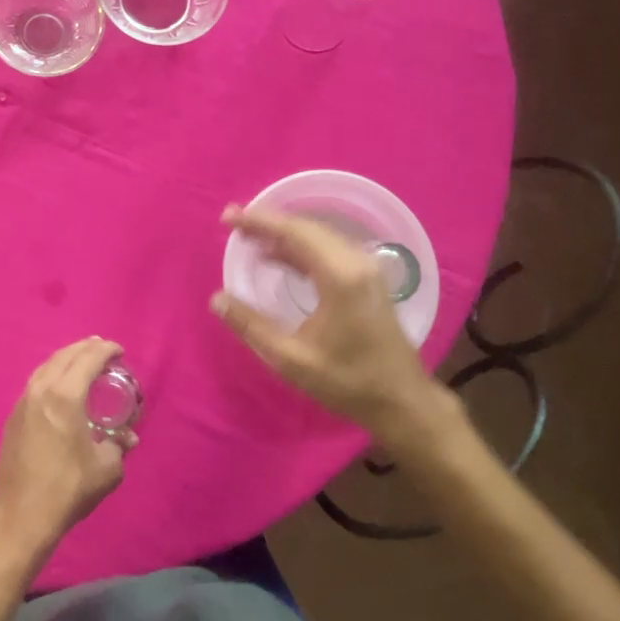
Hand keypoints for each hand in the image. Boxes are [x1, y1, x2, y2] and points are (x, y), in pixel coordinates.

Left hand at [0, 337, 135, 557]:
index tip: (119, 351)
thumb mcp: (106, 470)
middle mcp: (41, 391)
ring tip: (82, 360)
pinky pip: (35, 382)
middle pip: (64, 356)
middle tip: (103, 349)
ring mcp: (23, 402)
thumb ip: (119, 446)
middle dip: (85, 348)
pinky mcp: (13, 417)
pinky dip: (52, 374)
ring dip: (66, 358)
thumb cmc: (67, 489)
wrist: (22, 515)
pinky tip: (60, 385)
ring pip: (45, 366)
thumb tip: (127, 438)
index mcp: (65, 397)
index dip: (106, 350)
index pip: (87, 359)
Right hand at [211, 204, 436, 430]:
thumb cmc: (347, 381)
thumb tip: (217, 299)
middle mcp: (356, 263)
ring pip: (320, 237)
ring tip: (250, 238)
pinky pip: (330, 251)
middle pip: (307, 228)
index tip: (227, 218)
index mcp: (339, 276)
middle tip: (234, 224)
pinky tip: (279, 258)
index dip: (258, 221)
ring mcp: (366, 270)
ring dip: (285, 234)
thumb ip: (251, 326)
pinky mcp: (369, 281)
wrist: (402, 402)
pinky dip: (301, 248)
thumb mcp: (290, 359)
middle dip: (268, 222)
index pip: (293, 233)